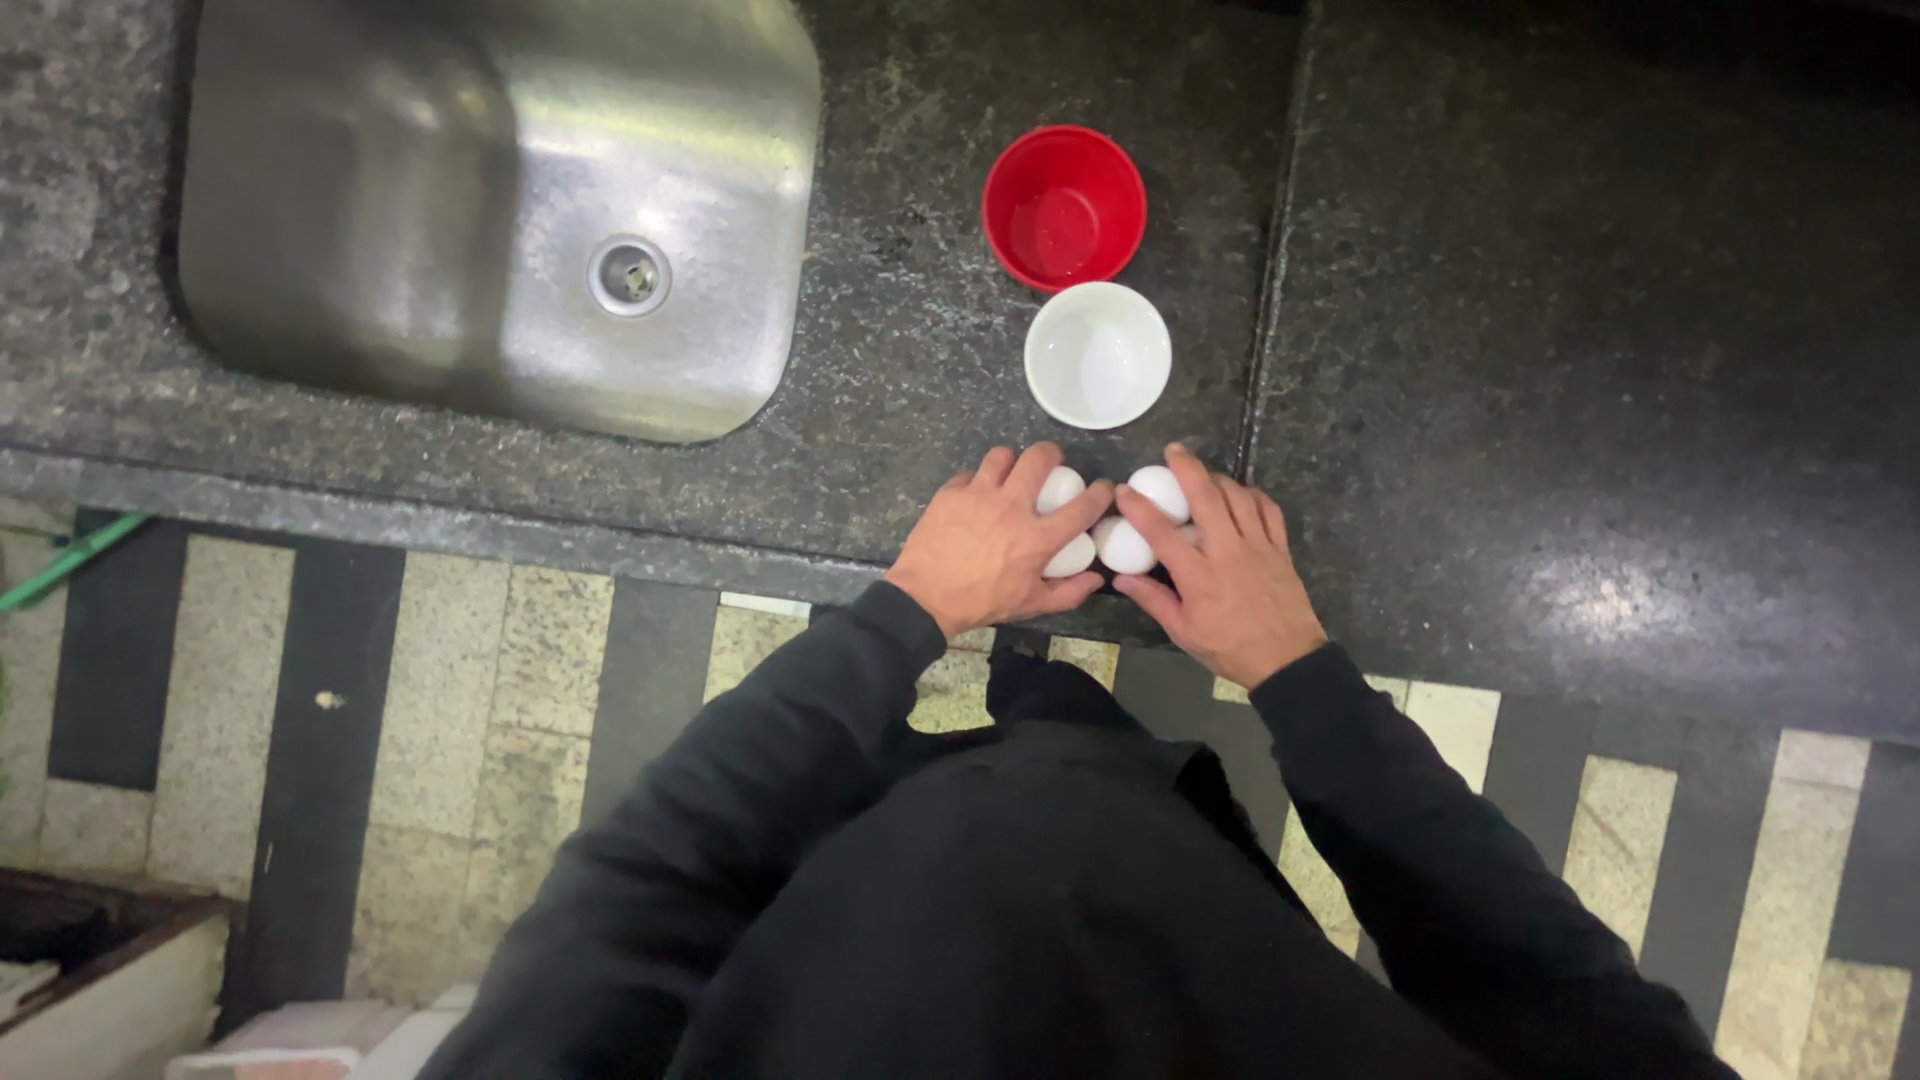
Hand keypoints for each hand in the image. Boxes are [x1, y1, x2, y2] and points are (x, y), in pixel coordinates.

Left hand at [884, 443, 1112, 638]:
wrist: (925, 598)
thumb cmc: (982, 603)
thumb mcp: (1031, 605)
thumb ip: (1068, 592)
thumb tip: (1096, 578)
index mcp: (1038, 538)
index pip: (1082, 506)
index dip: (1099, 493)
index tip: (1101, 488)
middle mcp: (1012, 507)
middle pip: (1039, 458)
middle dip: (1052, 454)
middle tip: (1051, 463)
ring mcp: (979, 495)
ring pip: (1002, 455)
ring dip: (1011, 461)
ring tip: (1009, 473)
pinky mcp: (951, 493)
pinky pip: (969, 474)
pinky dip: (976, 481)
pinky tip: (975, 496)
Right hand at [1110, 443, 1326, 689]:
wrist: (1287, 660)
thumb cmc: (1229, 648)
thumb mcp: (1183, 631)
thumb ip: (1152, 599)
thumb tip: (1120, 578)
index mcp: (1199, 576)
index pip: (1162, 533)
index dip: (1140, 508)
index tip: (1124, 490)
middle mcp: (1228, 552)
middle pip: (1206, 498)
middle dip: (1187, 468)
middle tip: (1173, 450)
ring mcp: (1258, 547)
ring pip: (1238, 497)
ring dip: (1219, 478)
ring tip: (1204, 473)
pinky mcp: (1280, 549)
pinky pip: (1268, 510)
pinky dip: (1253, 495)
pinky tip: (1241, 492)